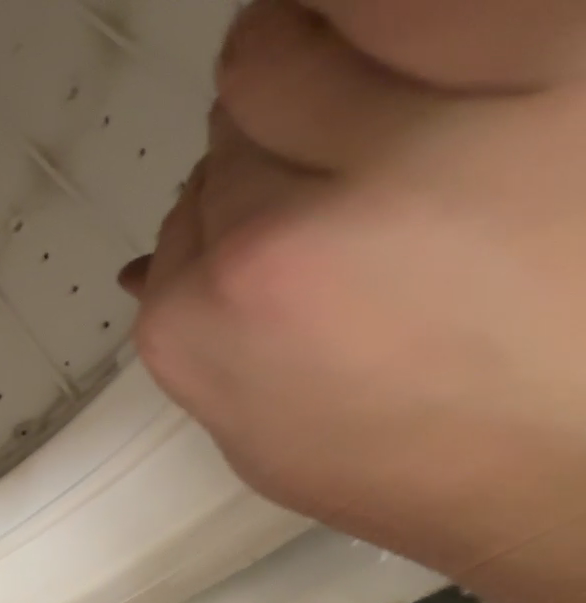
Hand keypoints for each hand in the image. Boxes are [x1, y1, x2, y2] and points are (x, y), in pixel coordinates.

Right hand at [125, 0, 585, 602]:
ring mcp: (399, 159)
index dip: (240, 189)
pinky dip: (381, 17)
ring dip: (318, 55)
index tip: (285, 194)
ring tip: (386, 95)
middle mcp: (272, 239)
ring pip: (287, 49)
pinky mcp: (545, 75)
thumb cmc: (431, 464)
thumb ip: (197, 343)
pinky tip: (404, 41)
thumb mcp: (259, 432)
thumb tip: (149, 265)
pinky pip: (408, 6)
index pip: (186, 198)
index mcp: (198, 320)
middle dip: (271, 124)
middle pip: (228, 120)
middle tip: (333, 136)